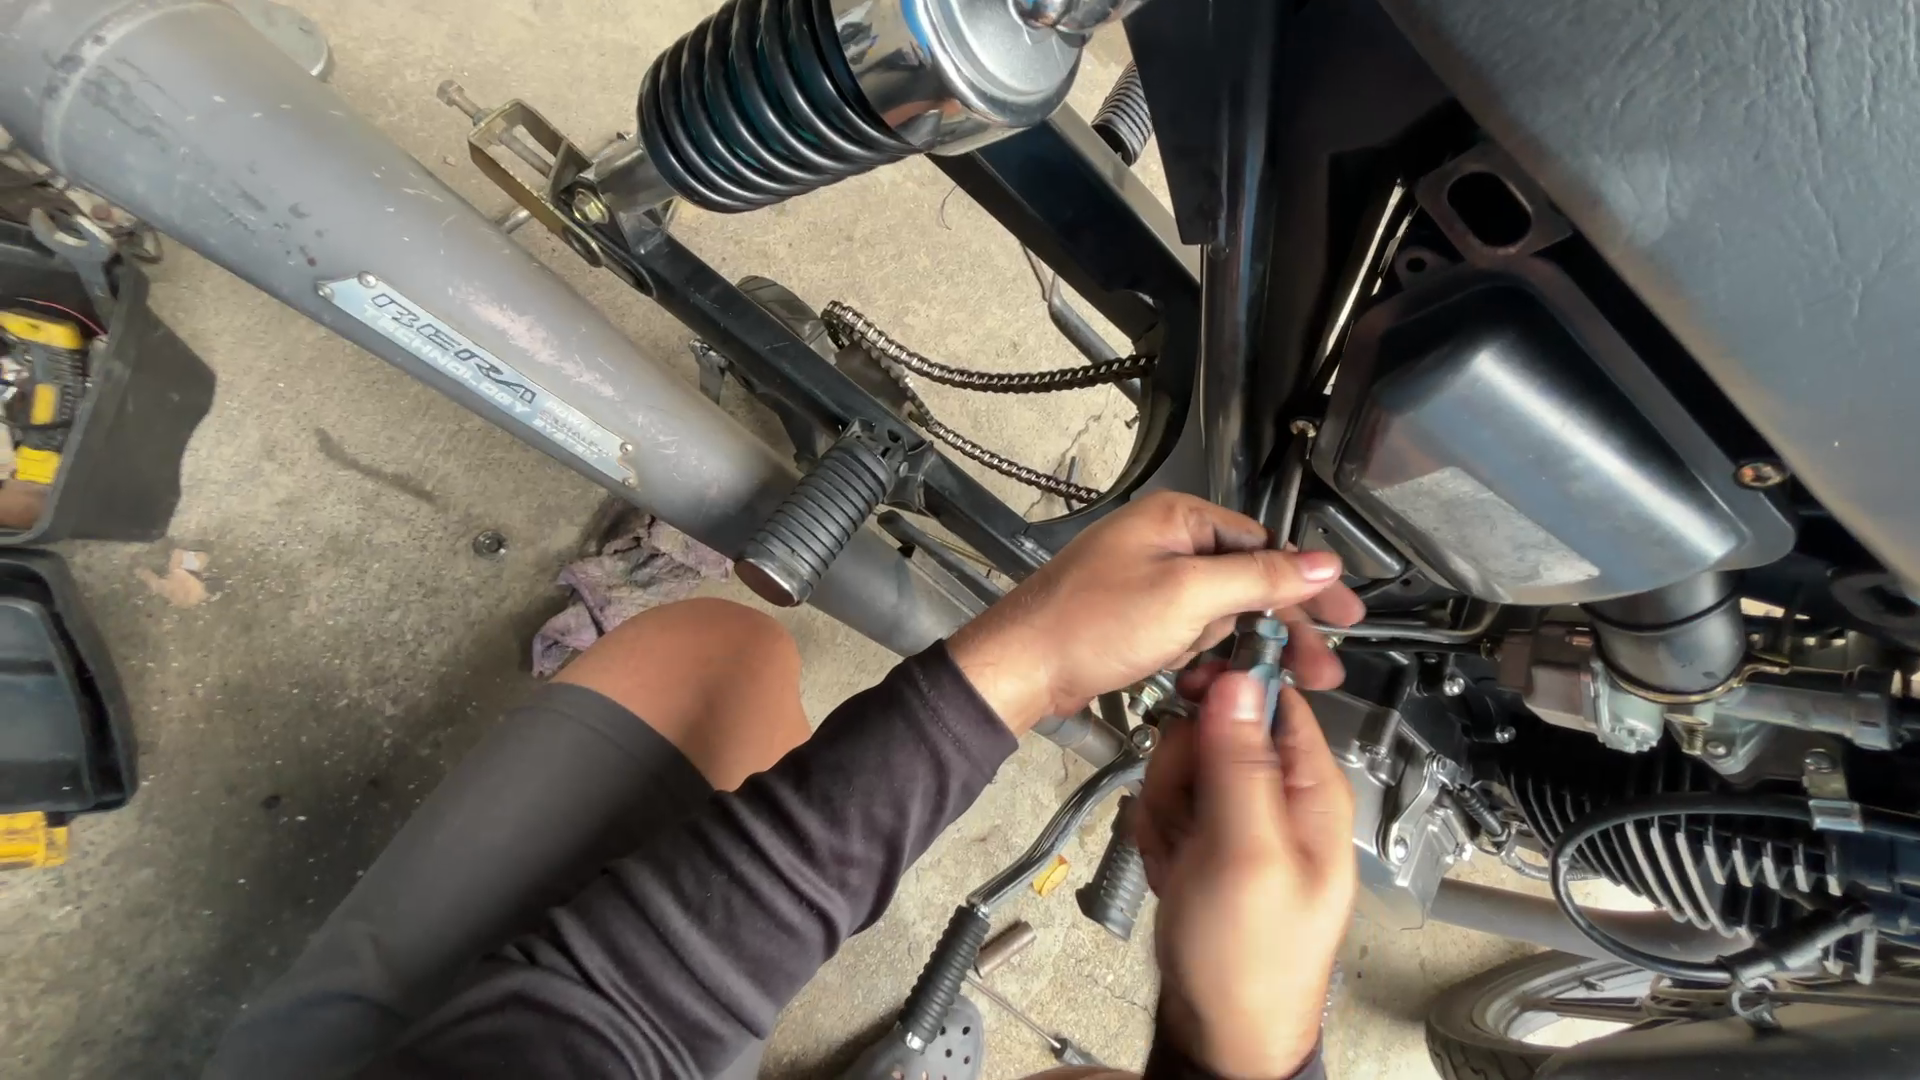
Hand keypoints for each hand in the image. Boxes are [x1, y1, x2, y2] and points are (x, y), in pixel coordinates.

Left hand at [945, 492, 1364, 732]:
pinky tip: (1189, 678)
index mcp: (1176, 520)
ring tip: (1230, 676)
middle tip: (1316, 669)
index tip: (1344, 617)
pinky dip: (1193, 657)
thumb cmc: (1092, 622)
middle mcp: (1163, 543)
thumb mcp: (1187, 596)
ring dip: (1227, 648)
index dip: (1306, 583)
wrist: (1025, 666)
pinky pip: (1186, 632)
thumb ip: (1258, 577)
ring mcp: (1148, 580)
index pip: (1263, 544)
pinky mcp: (1135, 616)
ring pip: (1217, 613)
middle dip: (1276, 627)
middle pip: (1244, 580)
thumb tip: (1321, 563)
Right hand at [1136, 670, 1357, 1079]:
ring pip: (1180, 764)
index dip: (1227, 691)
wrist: (1214, 1025)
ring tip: (1181, 854)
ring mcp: (1236, 815)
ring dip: (1165, 807)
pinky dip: (1158, 830)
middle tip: (1187, 817)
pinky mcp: (1204, 834)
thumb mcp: (1246, 852)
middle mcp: (1275, 794)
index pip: (1272, 699)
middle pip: (1212, 730)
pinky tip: (1173, 866)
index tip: (1189, 704)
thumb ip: (1240, 763)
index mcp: (1309, 788)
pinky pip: (1164, 800)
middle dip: (1182, 769)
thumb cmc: (1248, 956)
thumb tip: (1239, 681)